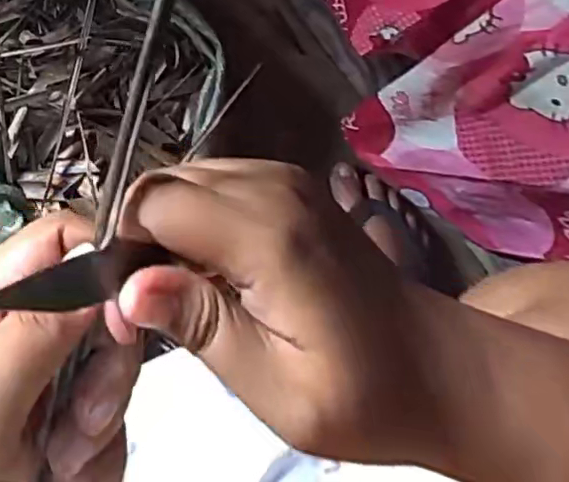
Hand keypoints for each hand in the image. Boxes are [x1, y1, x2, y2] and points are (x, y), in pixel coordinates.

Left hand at [0, 213, 142, 481]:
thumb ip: (37, 324)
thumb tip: (92, 259)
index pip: (63, 235)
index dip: (101, 262)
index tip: (121, 321)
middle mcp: (29, 316)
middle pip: (104, 299)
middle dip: (106, 363)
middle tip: (79, 416)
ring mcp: (54, 363)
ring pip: (117, 359)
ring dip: (101, 416)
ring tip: (57, 456)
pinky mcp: (74, 408)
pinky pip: (118, 412)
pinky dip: (100, 449)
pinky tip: (63, 468)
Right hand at [106, 159, 453, 466]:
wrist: (442, 368)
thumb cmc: (362, 395)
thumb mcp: (276, 389)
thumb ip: (198, 327)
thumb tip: (126, 291)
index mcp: (268, 234)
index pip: (155, 204)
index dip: (127, 243)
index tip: (130, 296)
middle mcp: (269, 184)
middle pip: (161, 183)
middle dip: (139, 232)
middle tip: (152, 294)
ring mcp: (278, 173)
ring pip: (179, 177)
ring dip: (163, 222)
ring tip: (184, 281)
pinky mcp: (281, 176)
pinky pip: (207, 179)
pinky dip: (190, 212)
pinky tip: (211, 259)